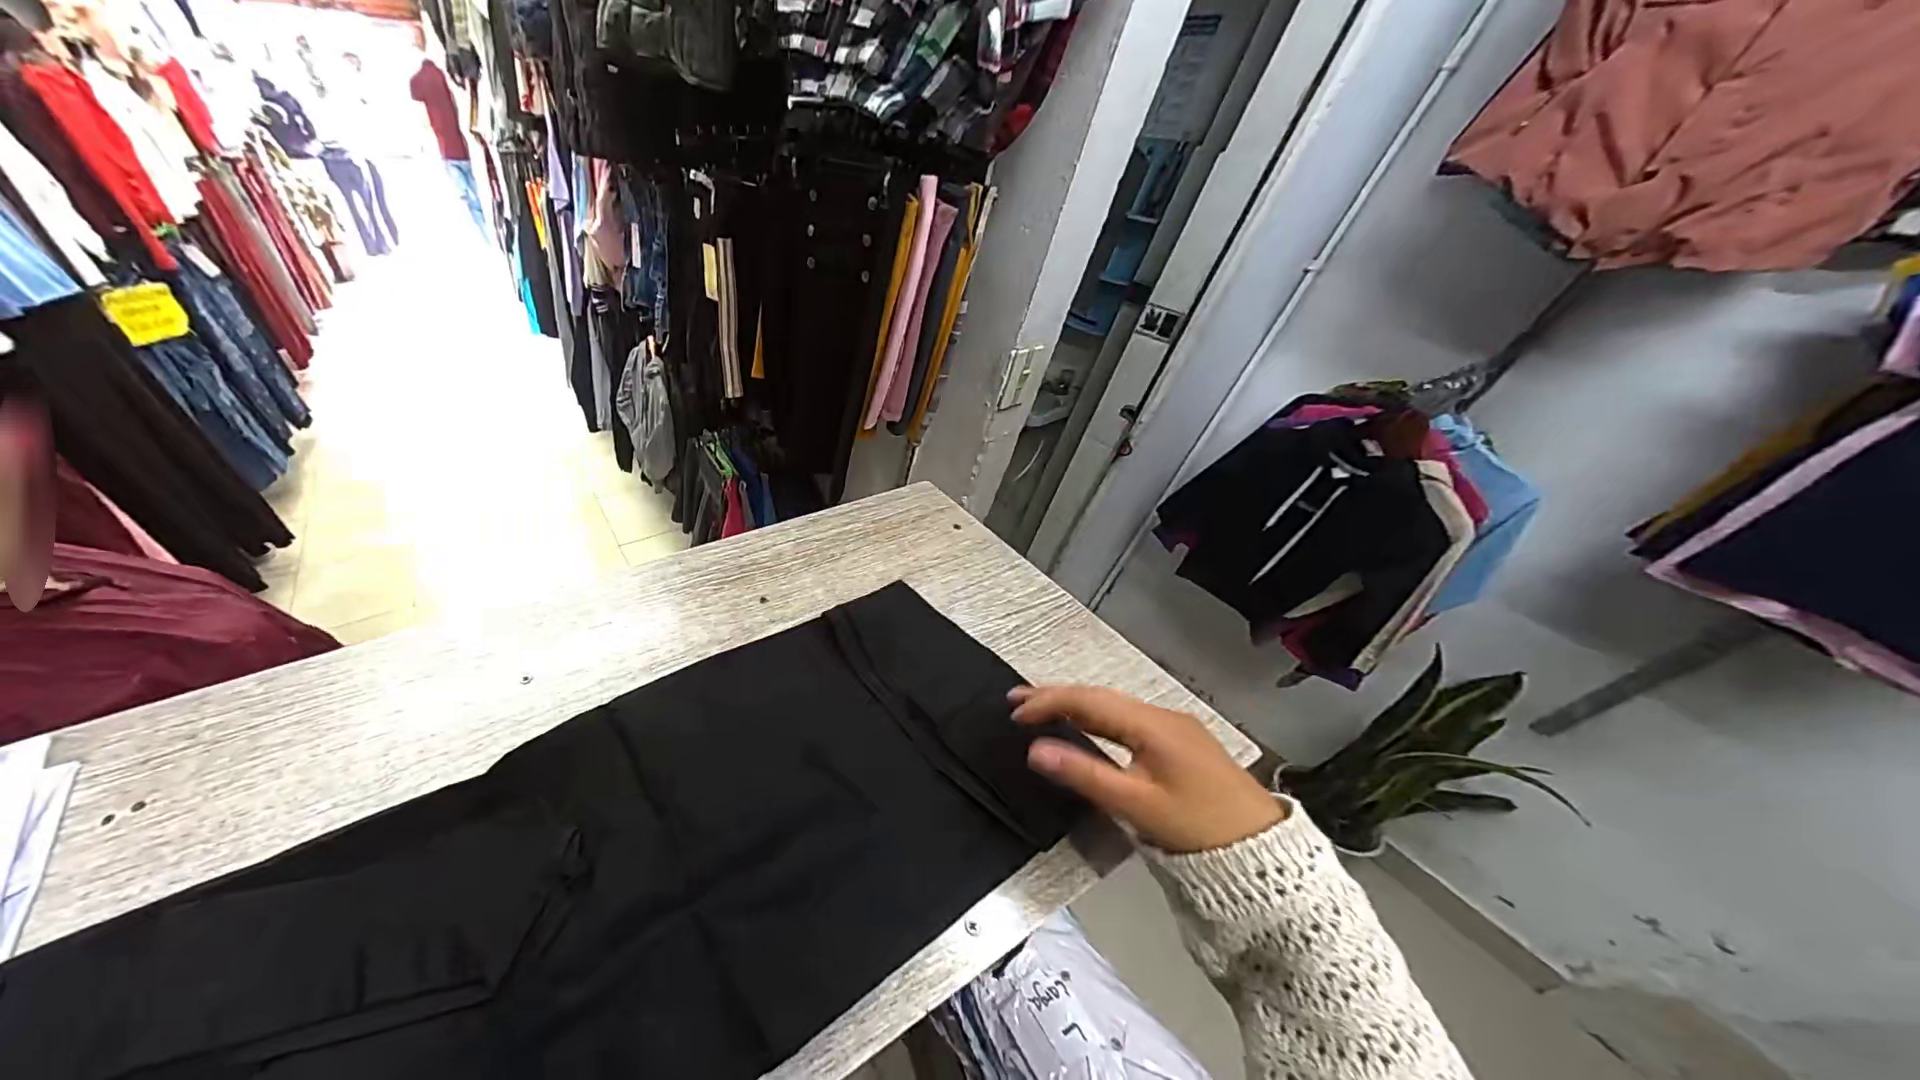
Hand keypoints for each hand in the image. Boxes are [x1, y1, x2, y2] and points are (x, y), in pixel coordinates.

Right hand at [1011, 685, 1284, 853]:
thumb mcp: (1136, 804)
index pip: (1089, 701)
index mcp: (1151, 724)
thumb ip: (1085, 774)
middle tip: (1017, 701)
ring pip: (1115, 707)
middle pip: (1101, 697)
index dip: (1049, 702)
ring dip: (1077, 706)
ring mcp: (1174, 726)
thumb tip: (1035, 750)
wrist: (1261, 849)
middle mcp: (1162, 715)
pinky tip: (1086, 726)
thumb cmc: (1196, 827)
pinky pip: (1128, 719)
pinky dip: (1097, 718)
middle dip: (1058, 697)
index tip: (1014, 712)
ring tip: (1041, 709)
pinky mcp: (1180, 742)